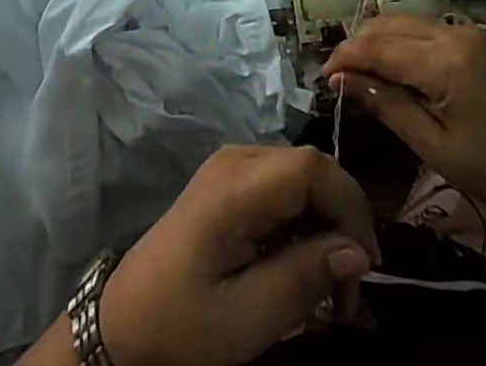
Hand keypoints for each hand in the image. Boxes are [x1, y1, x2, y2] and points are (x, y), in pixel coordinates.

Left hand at [99, 146, 379, 365]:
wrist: (120, 325)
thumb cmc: (180, 325)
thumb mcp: (246, 316)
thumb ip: (306, 277)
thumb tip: (358, 252)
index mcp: (235, 186)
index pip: (314, 168)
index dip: (350, 206)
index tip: (365, 263)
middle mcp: (237, 160)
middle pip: (312, 170)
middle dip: (342, 222)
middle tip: (351, 288)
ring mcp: (232, 166)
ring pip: (303, 179)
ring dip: (326, 226)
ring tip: (331, 285)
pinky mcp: (231, 181)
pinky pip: (284, 189)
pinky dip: (304, 224)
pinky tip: (305, 265)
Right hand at [322, 15, 485, 225]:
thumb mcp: (434, 147)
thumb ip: (388, 106)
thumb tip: (344, 81)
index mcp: (446, 61)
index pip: (380, 45)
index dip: (346, 57)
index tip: (322, 78)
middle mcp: (457, 34)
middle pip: (392, 25)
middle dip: (358, 44)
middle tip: (337, 76)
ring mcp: (471, 33)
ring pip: (409, 23)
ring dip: (379, 40)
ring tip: (358, 72)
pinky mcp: (479, 41)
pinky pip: (429, 30)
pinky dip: (403, 43)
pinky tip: (392, 67)